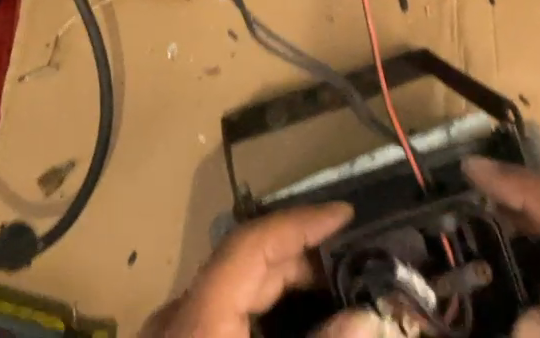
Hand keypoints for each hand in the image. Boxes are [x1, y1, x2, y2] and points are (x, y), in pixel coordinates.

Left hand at [141, 202, 354, 337]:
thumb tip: (365, 317)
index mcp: (199, 311)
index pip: (251, 243)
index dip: (299, 221)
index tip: (343, 213)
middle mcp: (180, 312)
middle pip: (244, 263)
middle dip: (299, 255)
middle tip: (351, 256)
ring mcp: (174, 331)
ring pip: (233, 290)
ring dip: (281, 283)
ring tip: (331, 286)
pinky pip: (223, 313)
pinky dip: (261, 310)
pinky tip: (293, 322)